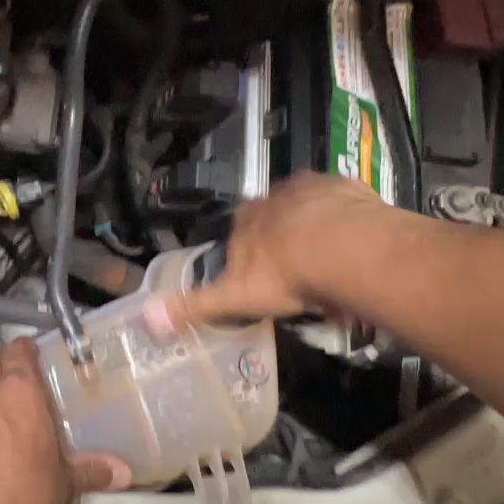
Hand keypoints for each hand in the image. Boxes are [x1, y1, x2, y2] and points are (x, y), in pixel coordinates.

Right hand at [149, 172, 407, 332]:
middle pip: (274, 216)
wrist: (345, 249)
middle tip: (298, 271)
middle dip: (282, 237)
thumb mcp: (234, 297)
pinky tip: (356, 242)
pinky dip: (346, 218)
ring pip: (309, 207)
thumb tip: (147, 316)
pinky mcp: (347, 187)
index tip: (261, 276)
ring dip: (315, 226)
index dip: (248, 252)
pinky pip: (343, 202)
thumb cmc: (285, 275)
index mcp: (245, 219)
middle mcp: (274, 196)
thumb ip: (193, 306)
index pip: (238, 231)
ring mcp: (313, 188)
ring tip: (330, 260)